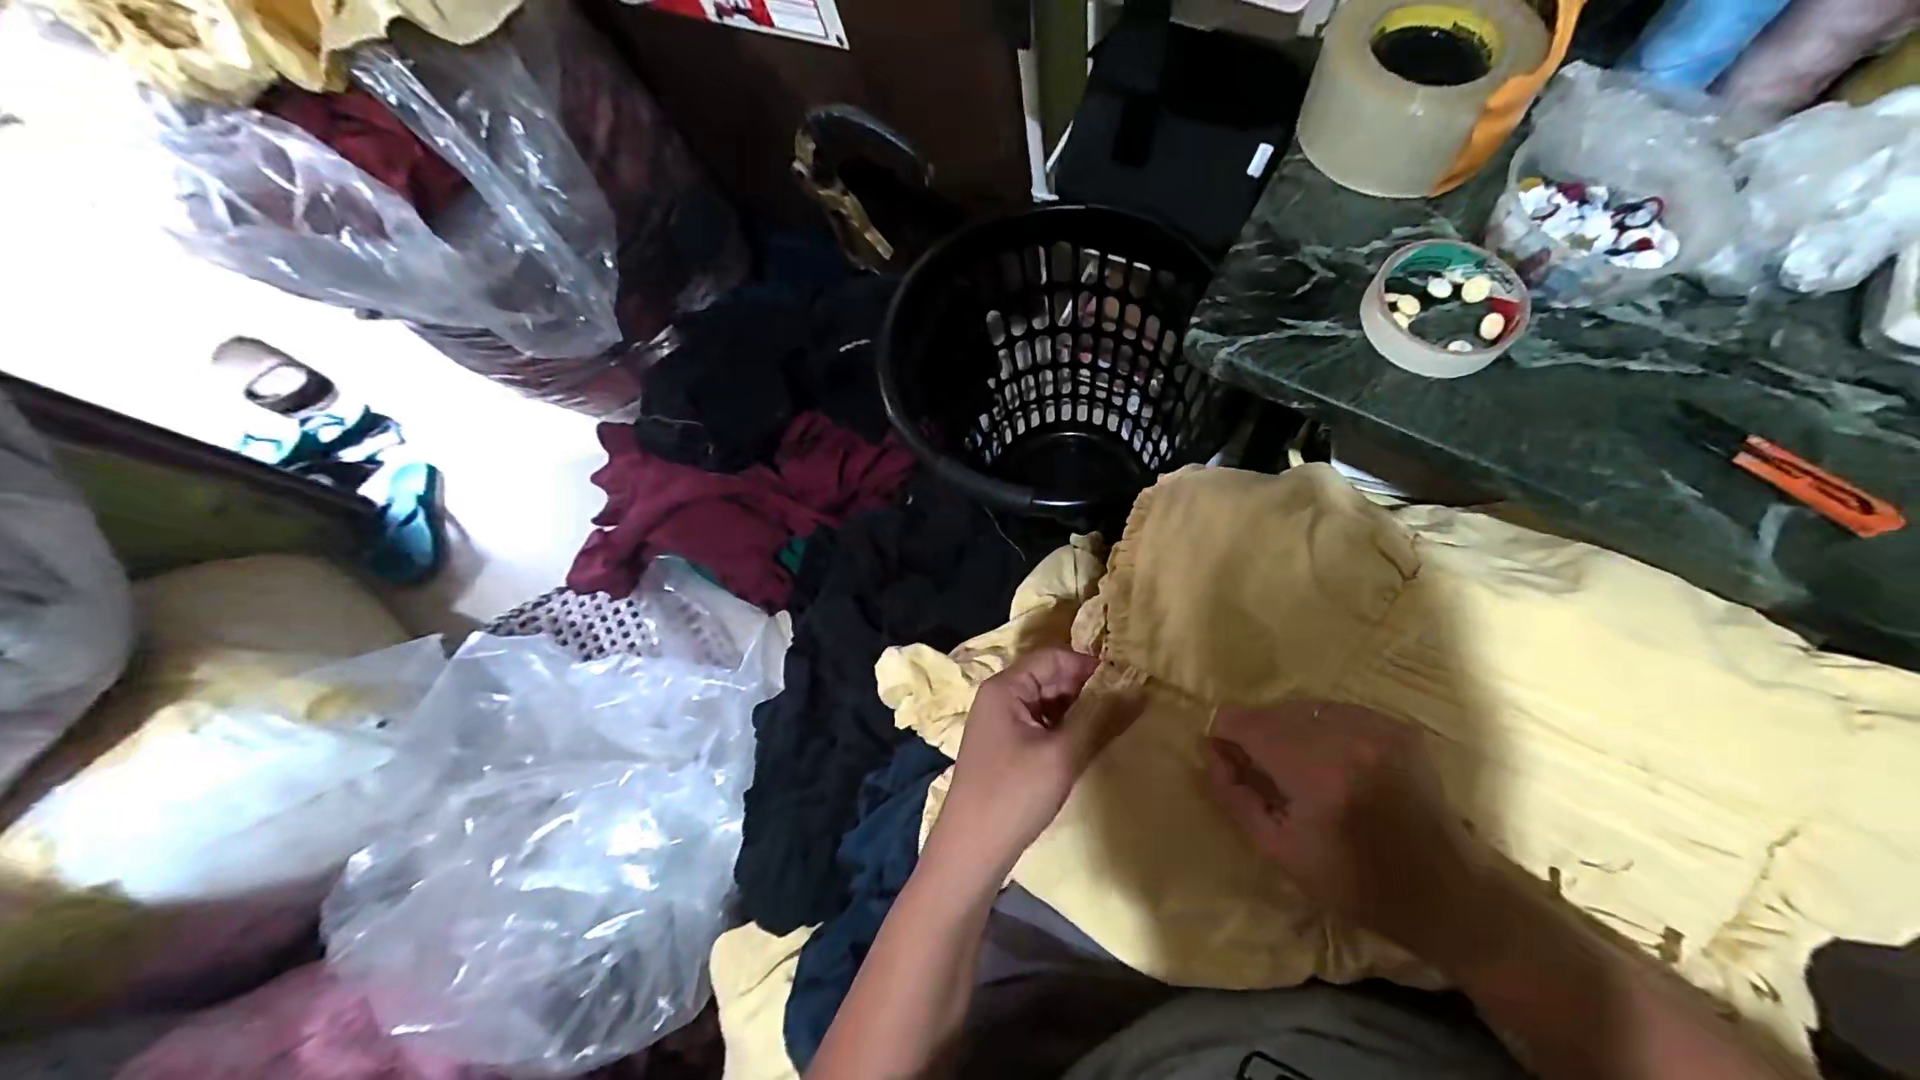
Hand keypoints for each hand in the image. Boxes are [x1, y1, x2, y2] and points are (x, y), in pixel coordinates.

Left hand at [931, 648, 1142, 878]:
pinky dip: (1063, 730)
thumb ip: (1100, 718)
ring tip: (1111, 727)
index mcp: (1005, 687)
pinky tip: (1085, 745)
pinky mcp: (1004, 748)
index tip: (1127, 684)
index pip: (1054, 657)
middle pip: (1049, 678)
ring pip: (1046, 703)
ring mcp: (999, 723)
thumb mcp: (1063, 754)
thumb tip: (1138, 688)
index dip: (1090, 666)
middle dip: (1086, 690)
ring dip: (1077, 711)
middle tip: (1125, 709)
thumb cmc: (1015, 794)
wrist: (972, 849)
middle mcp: (999, 697)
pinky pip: (1039, 725)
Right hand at [1205, 701, 1493, 968]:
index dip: (1226, 733)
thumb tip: (1210, 751)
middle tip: (1260, 768)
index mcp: (1318, 774)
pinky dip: (1321, 729)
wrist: (1449, 894)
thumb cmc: (1356, 883)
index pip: (1248, 723)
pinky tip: (1329, 761)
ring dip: (1289, 729)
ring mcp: (1379, 728)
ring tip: (1296, 766)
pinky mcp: (1398, 727)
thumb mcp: (1278, 850)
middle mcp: (1350, 739)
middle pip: (1275, 711)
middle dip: (1257, 733)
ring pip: (1304, 707)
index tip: (1222, 753)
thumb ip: (1234, 795)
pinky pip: (1336, 711)